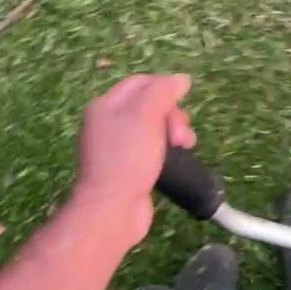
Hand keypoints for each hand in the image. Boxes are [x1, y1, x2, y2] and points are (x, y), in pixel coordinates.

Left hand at [69, 74, 196, 247]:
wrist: (112, 210)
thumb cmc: (128, 157)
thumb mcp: (146, 115)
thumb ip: (163, 91)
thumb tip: (181, 79)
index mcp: (106, 106)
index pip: (139, 83)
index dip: (164, 86)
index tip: (183, 100)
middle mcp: (109, 124)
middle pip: (150, 105)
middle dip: (172, 115)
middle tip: (180, 134)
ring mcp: (119, 148)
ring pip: (155, 128)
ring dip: (174, 133)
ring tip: (184, 146)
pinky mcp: (129, 168)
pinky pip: (154, 149)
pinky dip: (168, 151)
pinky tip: (178, 159)